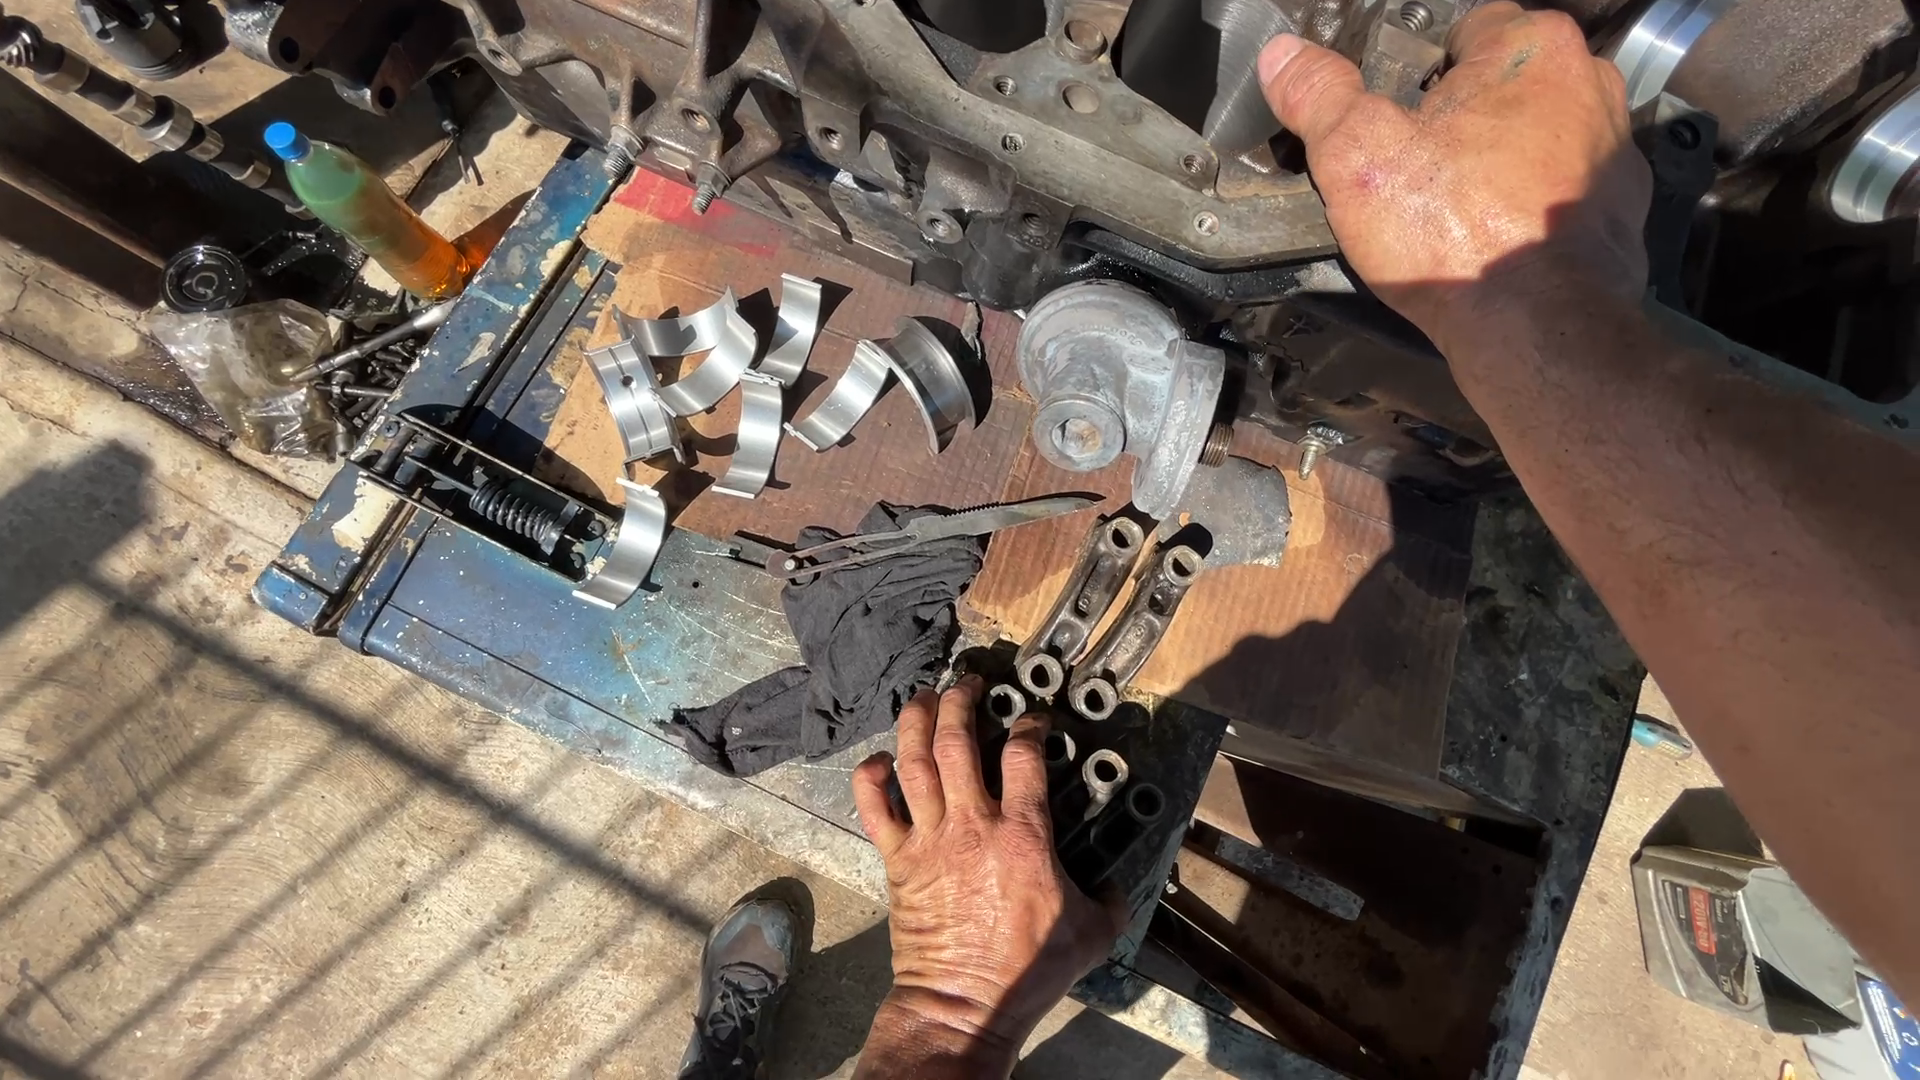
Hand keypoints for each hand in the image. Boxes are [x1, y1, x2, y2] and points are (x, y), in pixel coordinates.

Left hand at [850, 676, 1124, 1071]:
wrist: (964, 1006)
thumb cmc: (1027, 969)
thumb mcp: (1093, 934)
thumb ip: (1112, 900)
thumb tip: (1123, 885)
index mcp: (1022, 833)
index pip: (1024, 756)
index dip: (1030, 725)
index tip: (1034, 718)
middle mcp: (971, 823)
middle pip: (957, 742)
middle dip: (960, 702)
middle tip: (967, 684)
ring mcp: (929, 837)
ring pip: (915, 761)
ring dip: (916, 721)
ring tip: (924, 696)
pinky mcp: (897, 858)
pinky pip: (874, 808)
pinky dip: (870, 778)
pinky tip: (878, 760)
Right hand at [1258, 3, 1651, 354]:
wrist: (1531, 318)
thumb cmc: (1450, 233)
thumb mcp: (1356, 157)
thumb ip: (1319, 99)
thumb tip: (1281, 56)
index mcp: (1525, 50)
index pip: (1464, 29)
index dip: (1417, 74)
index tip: (1389, 121)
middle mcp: (1584, 81)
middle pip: (1500, 86)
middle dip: (1458, 119)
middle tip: (1410, 173)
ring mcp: (1608, 143)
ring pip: (1534, 134)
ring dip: (1497, 158)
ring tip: (1447, 211)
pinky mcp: (1616, 201)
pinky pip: (1558, 186)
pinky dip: (1526, 203)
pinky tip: (1488, 236)